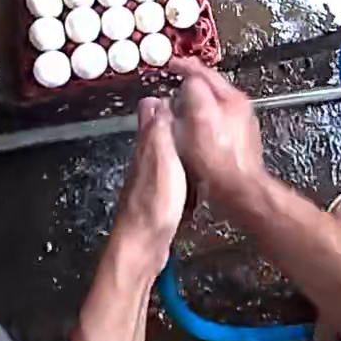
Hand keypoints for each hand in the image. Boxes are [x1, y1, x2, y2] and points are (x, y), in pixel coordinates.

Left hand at [110, 97, 186, 274]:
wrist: (142, 248)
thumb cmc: (154, 204)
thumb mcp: (162, 161)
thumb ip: (160, 132)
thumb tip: (158, 100)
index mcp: (146, 146)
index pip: (149, 112)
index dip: (161, 101)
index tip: (180, 93)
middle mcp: (144, 159)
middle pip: (157, 132)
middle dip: (173, 122)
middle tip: (195, 116)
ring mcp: (149, 180)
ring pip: (165, 153)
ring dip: (179, 146)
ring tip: (198, 141)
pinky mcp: (157, 198)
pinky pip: (172, 176)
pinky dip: (182, 170)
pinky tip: (193, 176)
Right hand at [168, 58, 269, 211]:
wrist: (238, 190)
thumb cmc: (219, 159)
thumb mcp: (199, 117)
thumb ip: (193, 91)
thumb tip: (188, 80)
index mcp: (231, 98)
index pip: (204, 72)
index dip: (184, 67)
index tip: (172, 64)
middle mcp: (239, 108)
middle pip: (211, 86)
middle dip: (191, 82)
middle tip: (174, 81)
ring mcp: (239, 125)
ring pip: (213, 104)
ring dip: (196, 101)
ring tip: (180, 104)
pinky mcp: (236, 141)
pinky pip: (215, 121)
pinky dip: (202, 118)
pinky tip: (192, 129)